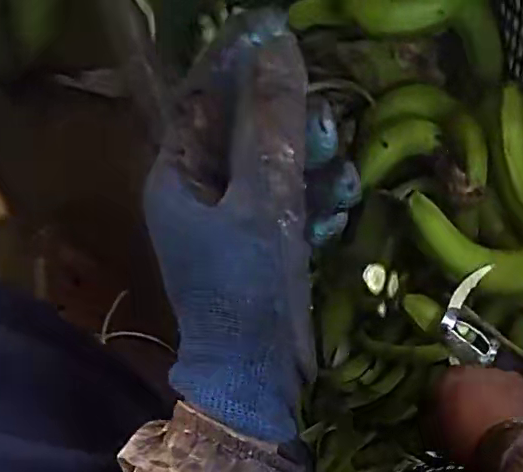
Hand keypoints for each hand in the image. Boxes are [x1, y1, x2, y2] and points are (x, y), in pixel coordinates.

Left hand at [144, 11, 313, 444]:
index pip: (205, 102)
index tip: (284, 41)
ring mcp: (235, 232)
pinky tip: (339, 208)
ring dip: (311, 168)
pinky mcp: (265, 259)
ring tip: (343, 171)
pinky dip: (314, 207)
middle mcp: (201, 200)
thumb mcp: (262, 203)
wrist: (259, 379)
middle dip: (288, 127)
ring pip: (274, 176)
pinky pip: (288, 214)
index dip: (242, 68)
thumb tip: (278, 45)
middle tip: (328, 123)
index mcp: (178, 180)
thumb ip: (270, 127)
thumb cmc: (248, 291)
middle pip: (245, 137)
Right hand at [432, 366, 522, 463]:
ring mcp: (494, 372)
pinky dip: (506, 395)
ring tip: (490, 412)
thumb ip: (432, 418)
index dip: (443, 399)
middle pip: (465, 379)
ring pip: (487, 380)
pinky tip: (506, 410)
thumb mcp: (438, 435)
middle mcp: (468, 370)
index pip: (439, 384)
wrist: (503, 445)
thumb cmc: (466, 443)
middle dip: (466, 393)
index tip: (446, 411)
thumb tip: (432, 414)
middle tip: (469, 412)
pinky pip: (507, 384)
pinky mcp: (516, 379)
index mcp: (444, 381)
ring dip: (487, 392)